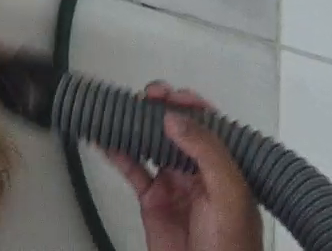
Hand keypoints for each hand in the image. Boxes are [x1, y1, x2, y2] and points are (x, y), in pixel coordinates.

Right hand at [105, 82, 262, 250]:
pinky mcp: (152, 200)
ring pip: (151, 143)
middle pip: (177, 129)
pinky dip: (115, 151)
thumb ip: (207, 153)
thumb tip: (172, 116)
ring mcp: (174, 184)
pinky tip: (102, 137)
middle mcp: (199, 171)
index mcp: (225, 169)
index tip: (171, 95)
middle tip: (146, 97)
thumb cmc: (229, 246)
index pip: (209, 126)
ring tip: (120, 108)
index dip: (192, 105)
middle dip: (160, 108)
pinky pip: (131, 168)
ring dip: (135, 124)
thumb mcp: (229, 197)